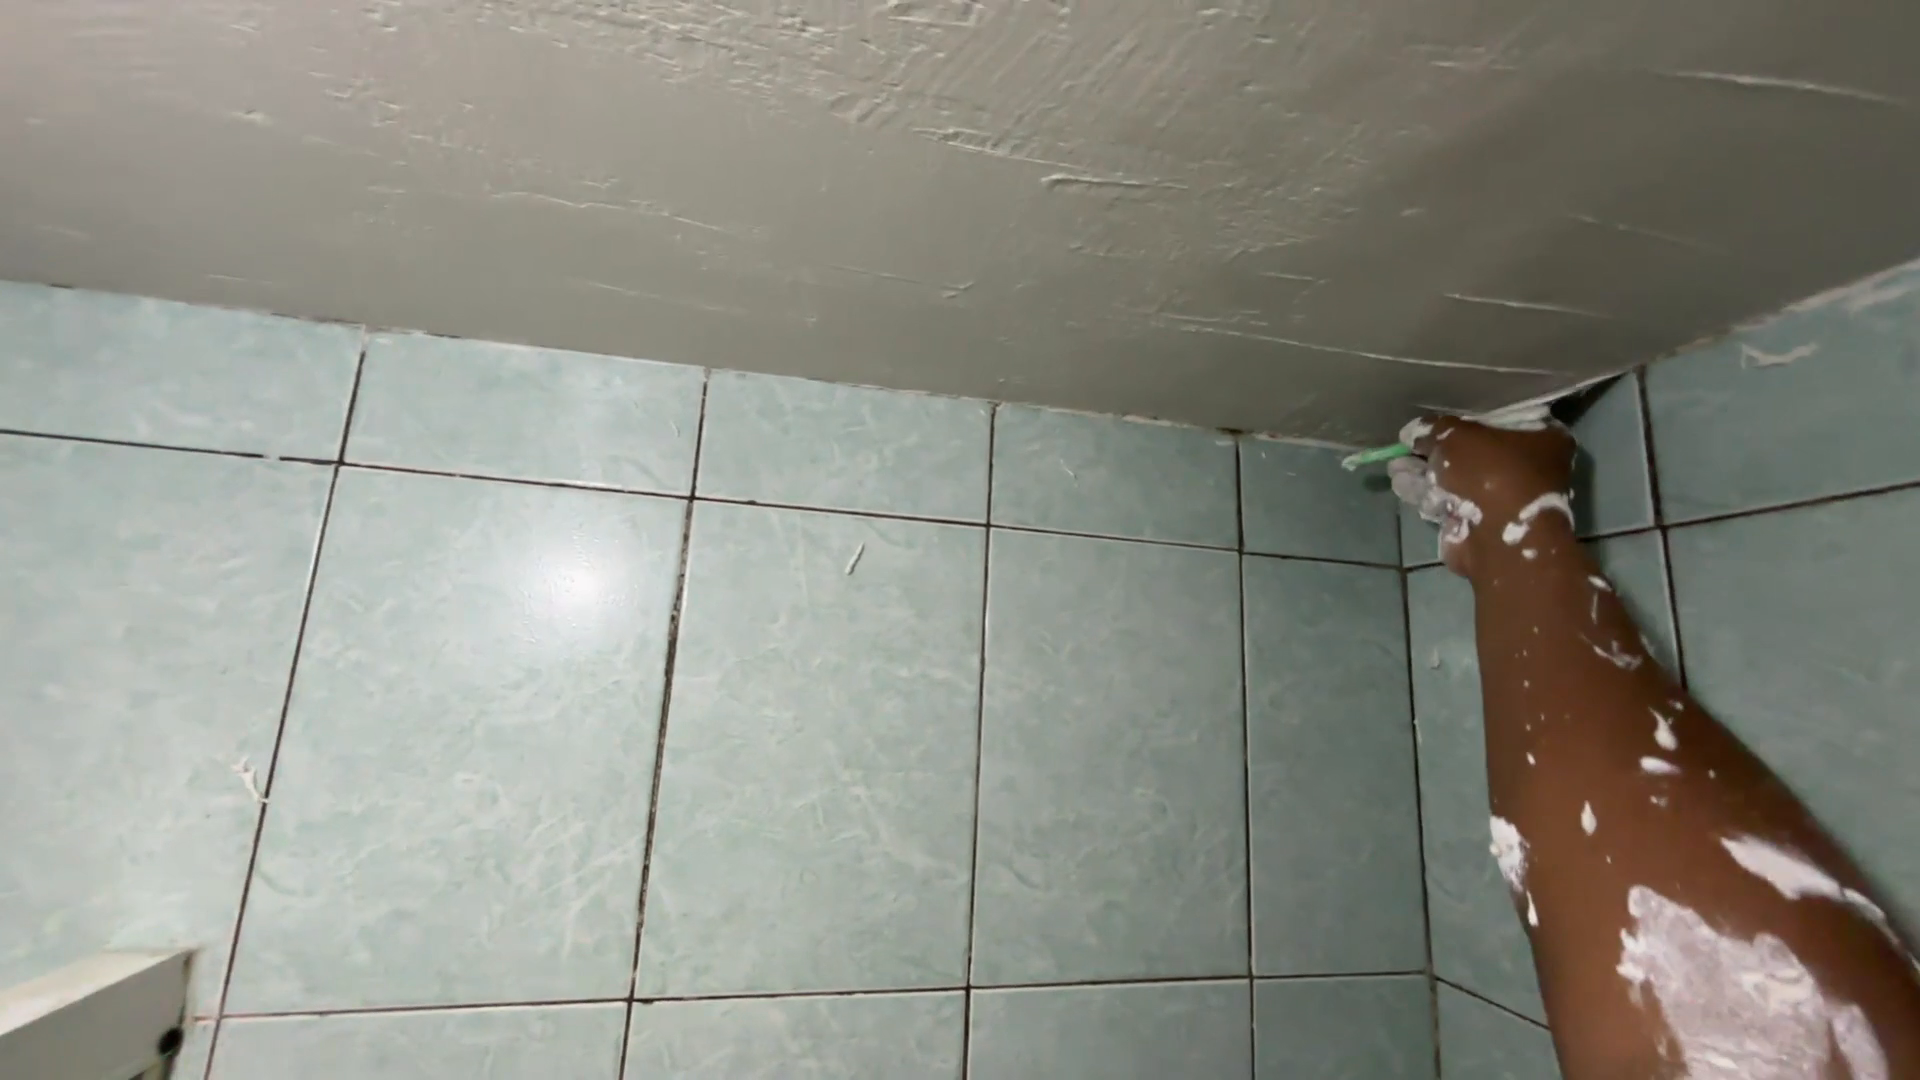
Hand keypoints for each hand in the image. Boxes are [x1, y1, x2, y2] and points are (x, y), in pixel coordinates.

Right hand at [1388, 415, 1576, 576]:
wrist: (1495, 536)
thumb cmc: (1489, 473)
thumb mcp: (1455, 435)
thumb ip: (1432, 428)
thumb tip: (1412, 432)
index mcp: (1542, 439)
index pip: (1498, 420)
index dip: (1462, 420)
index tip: (1434, 423)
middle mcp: (1527, 467)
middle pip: (1471, 452)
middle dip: (1433, 451)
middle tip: (1406, 447)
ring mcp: (1503, 497)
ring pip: (1455, 478)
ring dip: (1422, 472)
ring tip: (1395, 468)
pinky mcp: (1480, 522)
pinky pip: (1448, 501)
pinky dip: (1425, 493)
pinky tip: (1401, 485)